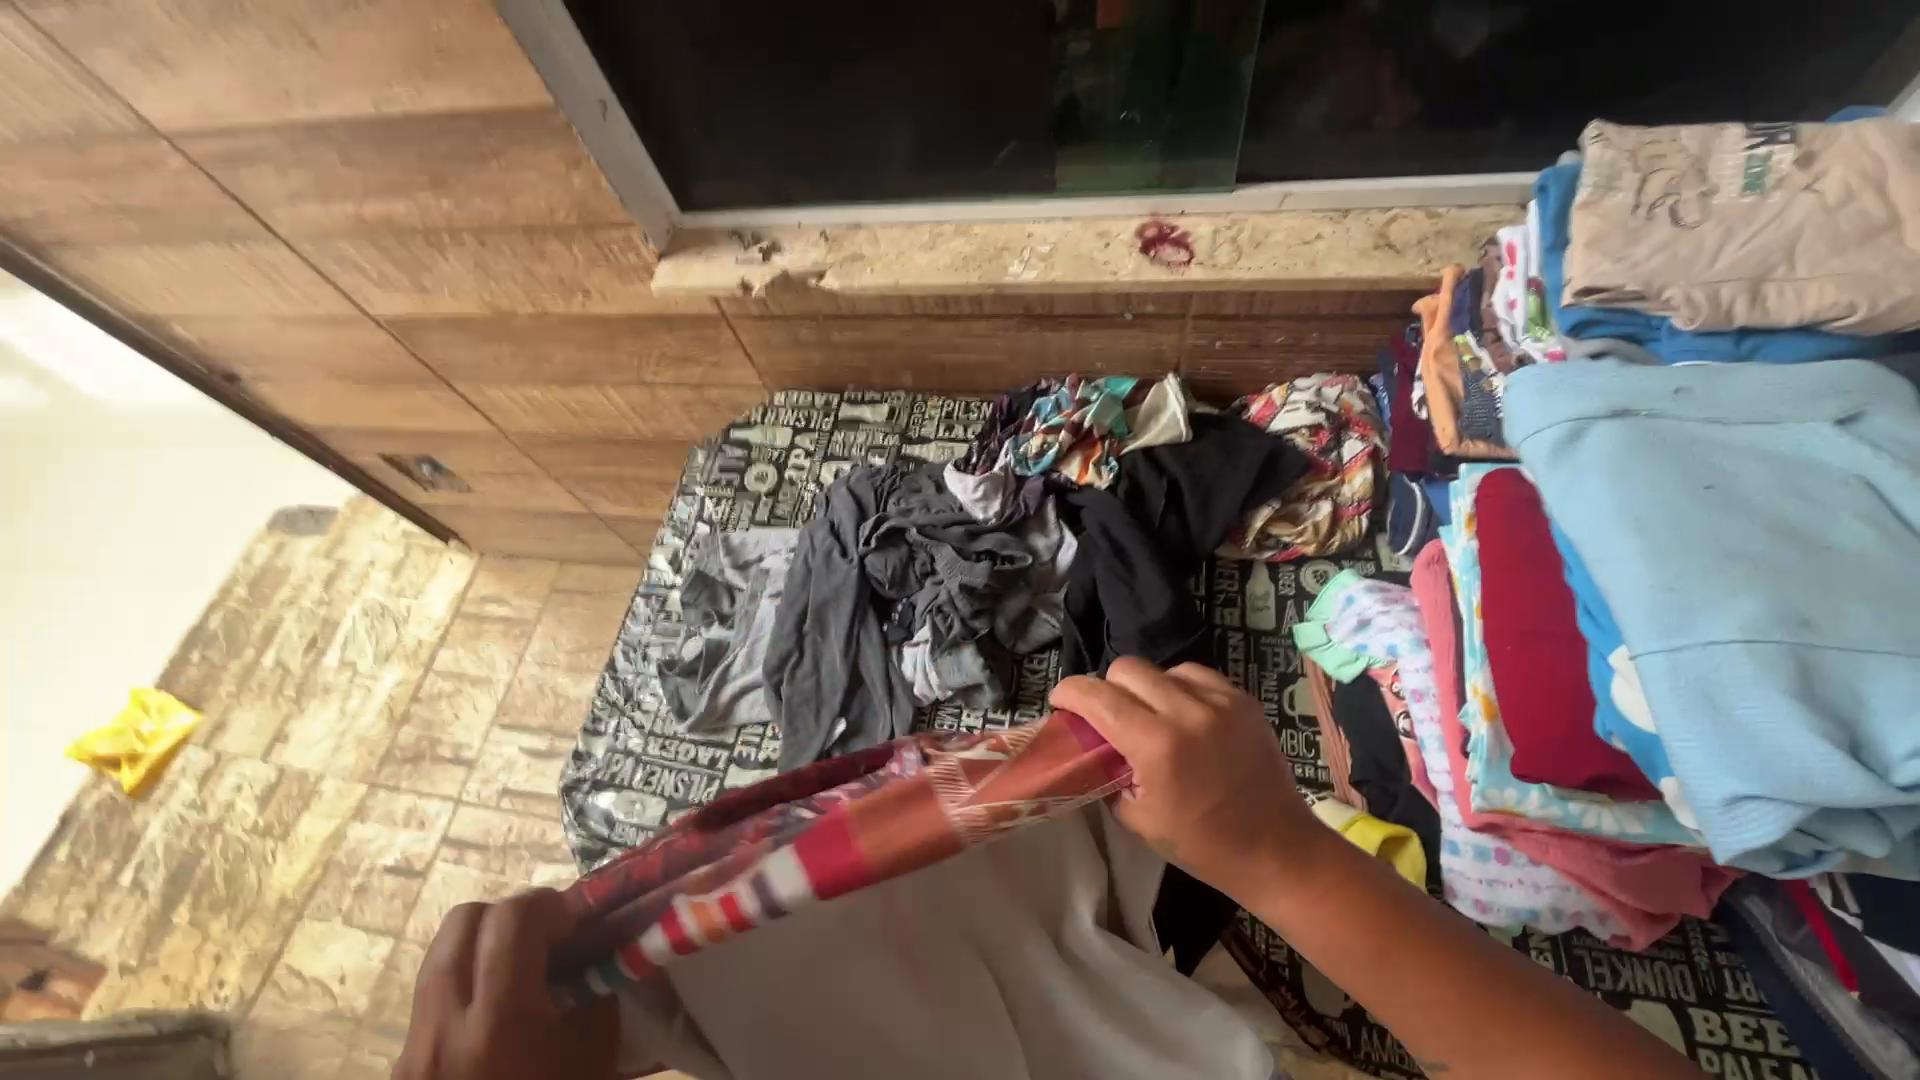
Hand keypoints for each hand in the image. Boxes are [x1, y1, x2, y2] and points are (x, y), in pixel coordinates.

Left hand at [395, 889, 619, 1079]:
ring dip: (485, 943)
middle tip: (547, 936)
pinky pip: (432, 996)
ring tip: (521, 969)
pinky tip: (497, 1013)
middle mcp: (444, 1026)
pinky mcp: (400, 1067)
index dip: (549, 904)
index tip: (576, 924)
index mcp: (500, 1022)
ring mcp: (413, 1048)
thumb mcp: (596, 1053)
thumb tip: (600, 943)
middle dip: (511, 914)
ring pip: (440, 954)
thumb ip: (596, 987)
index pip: (513, 919)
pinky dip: (467, 981)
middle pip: (464, 920)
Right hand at [1050, 658, 1321, 897]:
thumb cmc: (1202, 844)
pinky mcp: (1243, 700)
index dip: (1069, 692)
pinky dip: (1179, 689)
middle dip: (1106, 687)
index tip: (1060, 701)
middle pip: (1126, 668)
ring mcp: (1220, 701)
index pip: (1097, 696)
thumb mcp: (1137, 818)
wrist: (1277, 849)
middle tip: (1105, 714)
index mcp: (1156, 745)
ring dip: (1145, 687)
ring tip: (1150, 716)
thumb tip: (1092, 748)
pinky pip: (1196, 676)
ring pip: (1162, 669)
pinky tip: (1182, 715)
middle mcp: (1186, 712)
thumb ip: (1108, 773)